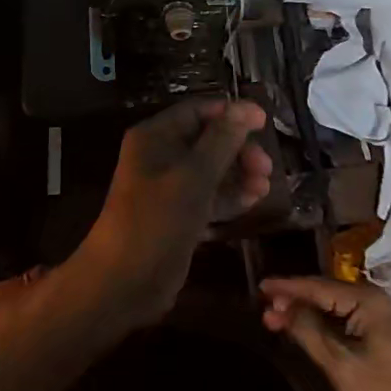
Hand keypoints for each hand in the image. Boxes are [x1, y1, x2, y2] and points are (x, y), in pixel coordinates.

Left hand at [68, 99, 271, 323]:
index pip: (197, 111)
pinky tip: (253, 200)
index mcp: (156, 136)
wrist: (124, 282)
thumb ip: (222, 141)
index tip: (263, 122)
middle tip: (266, 165)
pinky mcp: (178, 214)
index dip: (230, 113)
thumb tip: (247, 108)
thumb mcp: (194, 176)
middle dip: (238, 149)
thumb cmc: (157, 220)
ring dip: (238, 173)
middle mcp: (160, 155)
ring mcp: (168, 186)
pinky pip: (208, 195)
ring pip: (210, 169)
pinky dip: (229, 195)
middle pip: (207, 139)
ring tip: (265, 185)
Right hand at [261, 276, 390, 390]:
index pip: (317, 285)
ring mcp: (383, 320)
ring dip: (308, 316)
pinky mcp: (387, 340)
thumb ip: (310, 333)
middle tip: (265, 314)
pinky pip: (347, 323)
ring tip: (280, 323)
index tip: (259, 287)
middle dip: (295, 302)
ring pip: (335, 309)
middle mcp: (374, 300)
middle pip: (325, 293)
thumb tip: (283, 307)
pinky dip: (325, 327)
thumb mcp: (344, 368)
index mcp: (366, 299)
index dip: (286, 287)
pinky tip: (309, 335)